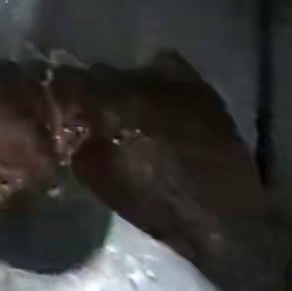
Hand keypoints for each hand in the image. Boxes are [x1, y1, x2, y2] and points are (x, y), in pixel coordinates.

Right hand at [43, 52, 291, 290]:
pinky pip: (168, 65)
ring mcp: (171, 85)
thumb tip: (66, 126)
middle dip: (96, 88)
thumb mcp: (100, 179)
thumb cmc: (157, 206)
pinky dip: (158, 74)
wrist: (227, 225)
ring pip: (133, 70)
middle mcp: (136, 86)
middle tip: (98, 109)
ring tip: (131, 105)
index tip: (64, 105)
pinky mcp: (199, 91)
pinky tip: (157, 93)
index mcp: (107, 105)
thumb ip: (76, 143)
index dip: (64, 92)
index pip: (70, 80)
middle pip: (101, 72)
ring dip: (127, 85)